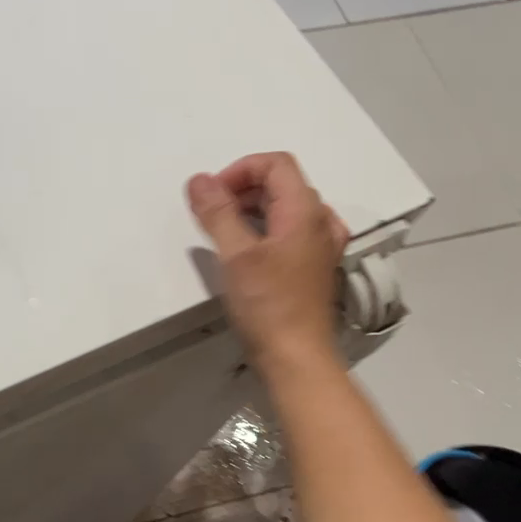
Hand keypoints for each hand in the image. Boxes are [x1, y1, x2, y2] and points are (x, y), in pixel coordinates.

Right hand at [187, 152, 348, 374]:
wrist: (296, 357)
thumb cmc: (268, 306)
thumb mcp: (236, 257)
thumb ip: (218, 214)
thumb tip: (199, 180)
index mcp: (306, 210)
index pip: (276, 164)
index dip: (239, 170)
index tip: (211, 196)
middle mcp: (320, 221)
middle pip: (282, 184)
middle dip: (243, 189)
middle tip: (211, 214)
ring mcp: (321, 246)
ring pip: (286, 210)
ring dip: (252, 211)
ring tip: (223, 234)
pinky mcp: (314, 269)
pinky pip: (290, 234)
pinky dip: (265, 232)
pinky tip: (248, 254)